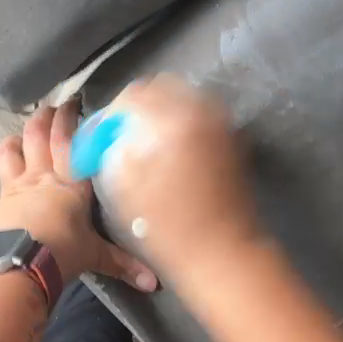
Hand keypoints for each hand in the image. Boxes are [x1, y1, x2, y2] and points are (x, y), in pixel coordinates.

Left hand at [0, 102, 157, 292]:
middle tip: (62, 104)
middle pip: (47, 134)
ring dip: (27, 129)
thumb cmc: (63, 253)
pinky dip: (8, 151)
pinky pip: (4, 163)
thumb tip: (155, 284)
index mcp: (75, 184)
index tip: (84, 106)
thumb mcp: (96, 257)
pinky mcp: (3, 194)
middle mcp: (48, 175)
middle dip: (55, 116)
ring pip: (21, 142)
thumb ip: (124, 265)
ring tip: (33, 122)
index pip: (79, 144)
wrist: (20, 264)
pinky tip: (10, 149)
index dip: (81, 122)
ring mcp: (21, 182)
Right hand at [99, 75, 263, 276]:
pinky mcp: (235, 141)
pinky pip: (203, 118)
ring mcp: (223, 125)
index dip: (115, 113)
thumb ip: (114, 147)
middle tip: (128, 136)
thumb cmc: (168, 225)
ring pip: (185, 101)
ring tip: (150, 145)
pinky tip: (174, 153)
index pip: (135, 94)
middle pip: (163, 89)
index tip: (107, 136)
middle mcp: (203, 111)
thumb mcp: (126, 185)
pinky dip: (185, 125)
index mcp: (174, 118)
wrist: (223, 252)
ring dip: (164, 114)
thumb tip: (112, 133)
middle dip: (142, 108)